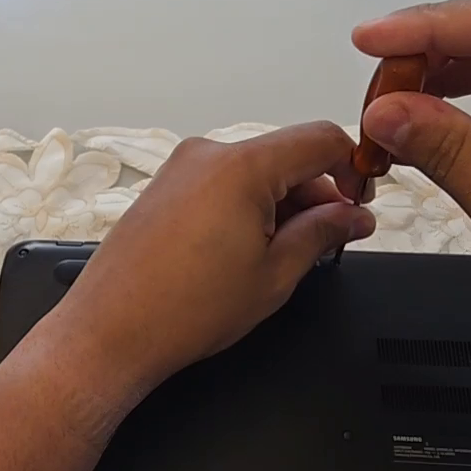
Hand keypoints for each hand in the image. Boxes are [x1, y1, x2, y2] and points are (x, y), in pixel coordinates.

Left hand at [29, 124, 375, 400]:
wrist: (111, 331)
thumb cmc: (183, 310)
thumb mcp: (274, 275)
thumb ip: (322, 233)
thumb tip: (353, 215)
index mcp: (242, 166)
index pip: (320, 139)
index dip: (352, 169)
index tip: (360, 203)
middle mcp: (206, 156)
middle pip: (285, 155)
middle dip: (315, 194)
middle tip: (329, 240)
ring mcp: (179, 170)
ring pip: (252, 172)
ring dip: (279, 203)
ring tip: (281, 256)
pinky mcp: (162, 189)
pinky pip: (219, 184)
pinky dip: (245, 207)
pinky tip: (245, 251)